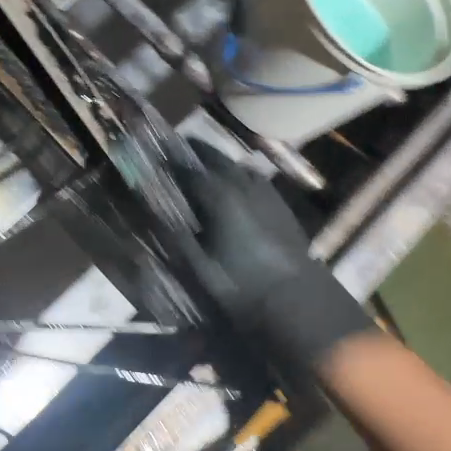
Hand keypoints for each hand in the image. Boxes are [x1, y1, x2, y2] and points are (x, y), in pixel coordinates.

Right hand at [171, 141, 373, 382]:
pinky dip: (240, 175)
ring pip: (238, 166)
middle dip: (196, 152)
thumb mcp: (200, 267)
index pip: (188, 169)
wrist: (299, 300)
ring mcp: (266, 193)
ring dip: (220, 162)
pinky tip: (236, 186)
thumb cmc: (243, 286)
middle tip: (179, 150)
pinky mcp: (281, 205)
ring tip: (205, 166)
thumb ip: (175, 237)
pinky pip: (256, 179)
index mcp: (220, 197)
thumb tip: (152, 214)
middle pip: (216, 159)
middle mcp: (243, 185)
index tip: (155, 157)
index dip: (170, 163)